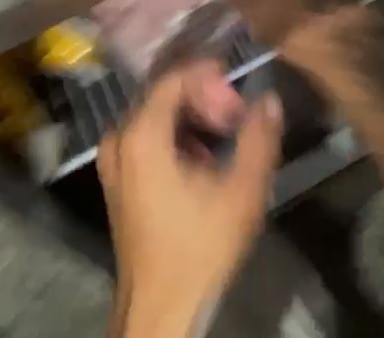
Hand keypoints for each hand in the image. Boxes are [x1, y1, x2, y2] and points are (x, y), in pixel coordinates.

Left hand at [99, 61, 282, 337]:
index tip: (238, 88)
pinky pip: (147, 137)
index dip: (208, 76)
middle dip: (203, 98)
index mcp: (141, 134)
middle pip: (163, 95)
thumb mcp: (241, 192)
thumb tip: (269, 100)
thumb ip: (258, 138)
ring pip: (156, 116)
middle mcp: (119, 138)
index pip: (174, 78)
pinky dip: (176, 136)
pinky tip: (204, 159)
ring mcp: (113, 160)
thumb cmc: (200, 247)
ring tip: (226, 136)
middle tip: (236, 117)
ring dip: (192, 118)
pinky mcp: (117, 179)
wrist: (161, 307)